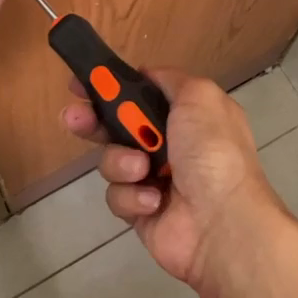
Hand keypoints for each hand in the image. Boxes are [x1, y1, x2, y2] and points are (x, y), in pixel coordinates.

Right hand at [62, 69, 283, 292]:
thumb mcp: (199, 96)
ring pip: (112, 160)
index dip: (112, 86)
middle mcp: (172, 144)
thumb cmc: (212, 151)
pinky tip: (154, 201)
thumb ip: (169, 79)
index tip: (82, 81)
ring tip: (141, 170)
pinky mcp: (141, 210)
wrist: (222, 222)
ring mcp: (154, 178)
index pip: (143, 93)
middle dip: (94, 120)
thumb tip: (147, 75)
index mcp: (189, 115)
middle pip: (118, 125)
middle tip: (75, 118)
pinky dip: (133, 196)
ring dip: (121, 162)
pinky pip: (117, 195)